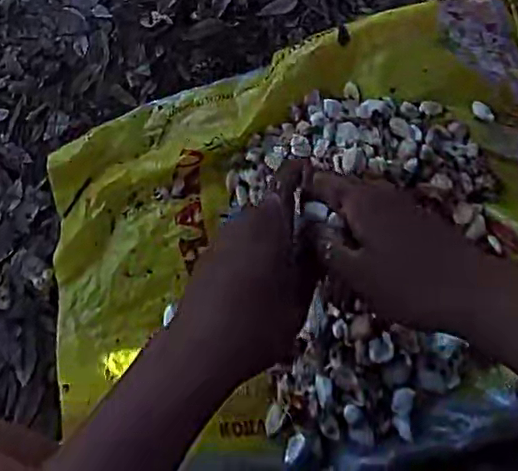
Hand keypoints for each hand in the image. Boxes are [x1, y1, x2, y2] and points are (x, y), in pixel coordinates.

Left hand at [170, 169, 316, 384]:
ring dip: (270, 239)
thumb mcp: (298, 302)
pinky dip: (252, 253)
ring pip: (255, 228)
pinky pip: (239, 244)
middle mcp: (244, 219)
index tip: (311, 170)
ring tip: (286, 270)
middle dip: (290, 219)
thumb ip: (310, 266)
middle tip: (311, 242)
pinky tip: (257, 285)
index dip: (299, 172)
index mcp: (270, 221)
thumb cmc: (257, 324)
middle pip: (272, 208)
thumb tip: (318, 240)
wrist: (198, 347)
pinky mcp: (209, 254)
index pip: (286, 180)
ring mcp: (223, 236)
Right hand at [305, 169, 490, 332]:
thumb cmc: (411, 285)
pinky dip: (362, 227)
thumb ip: (327, 249)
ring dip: (341, 219)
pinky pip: (376, 214)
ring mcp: (398, 203)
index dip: (298, 191)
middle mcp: (376, 192)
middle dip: (319, 207)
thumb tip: (306, 228)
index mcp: (358, 199)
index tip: (281, 209)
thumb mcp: (359, 275)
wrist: (475, 292)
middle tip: (302, 234)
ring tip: (329, 247)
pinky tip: (362, 253)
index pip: (318, 180)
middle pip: (338, 190)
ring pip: (358, 203)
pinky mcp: (414, 218)